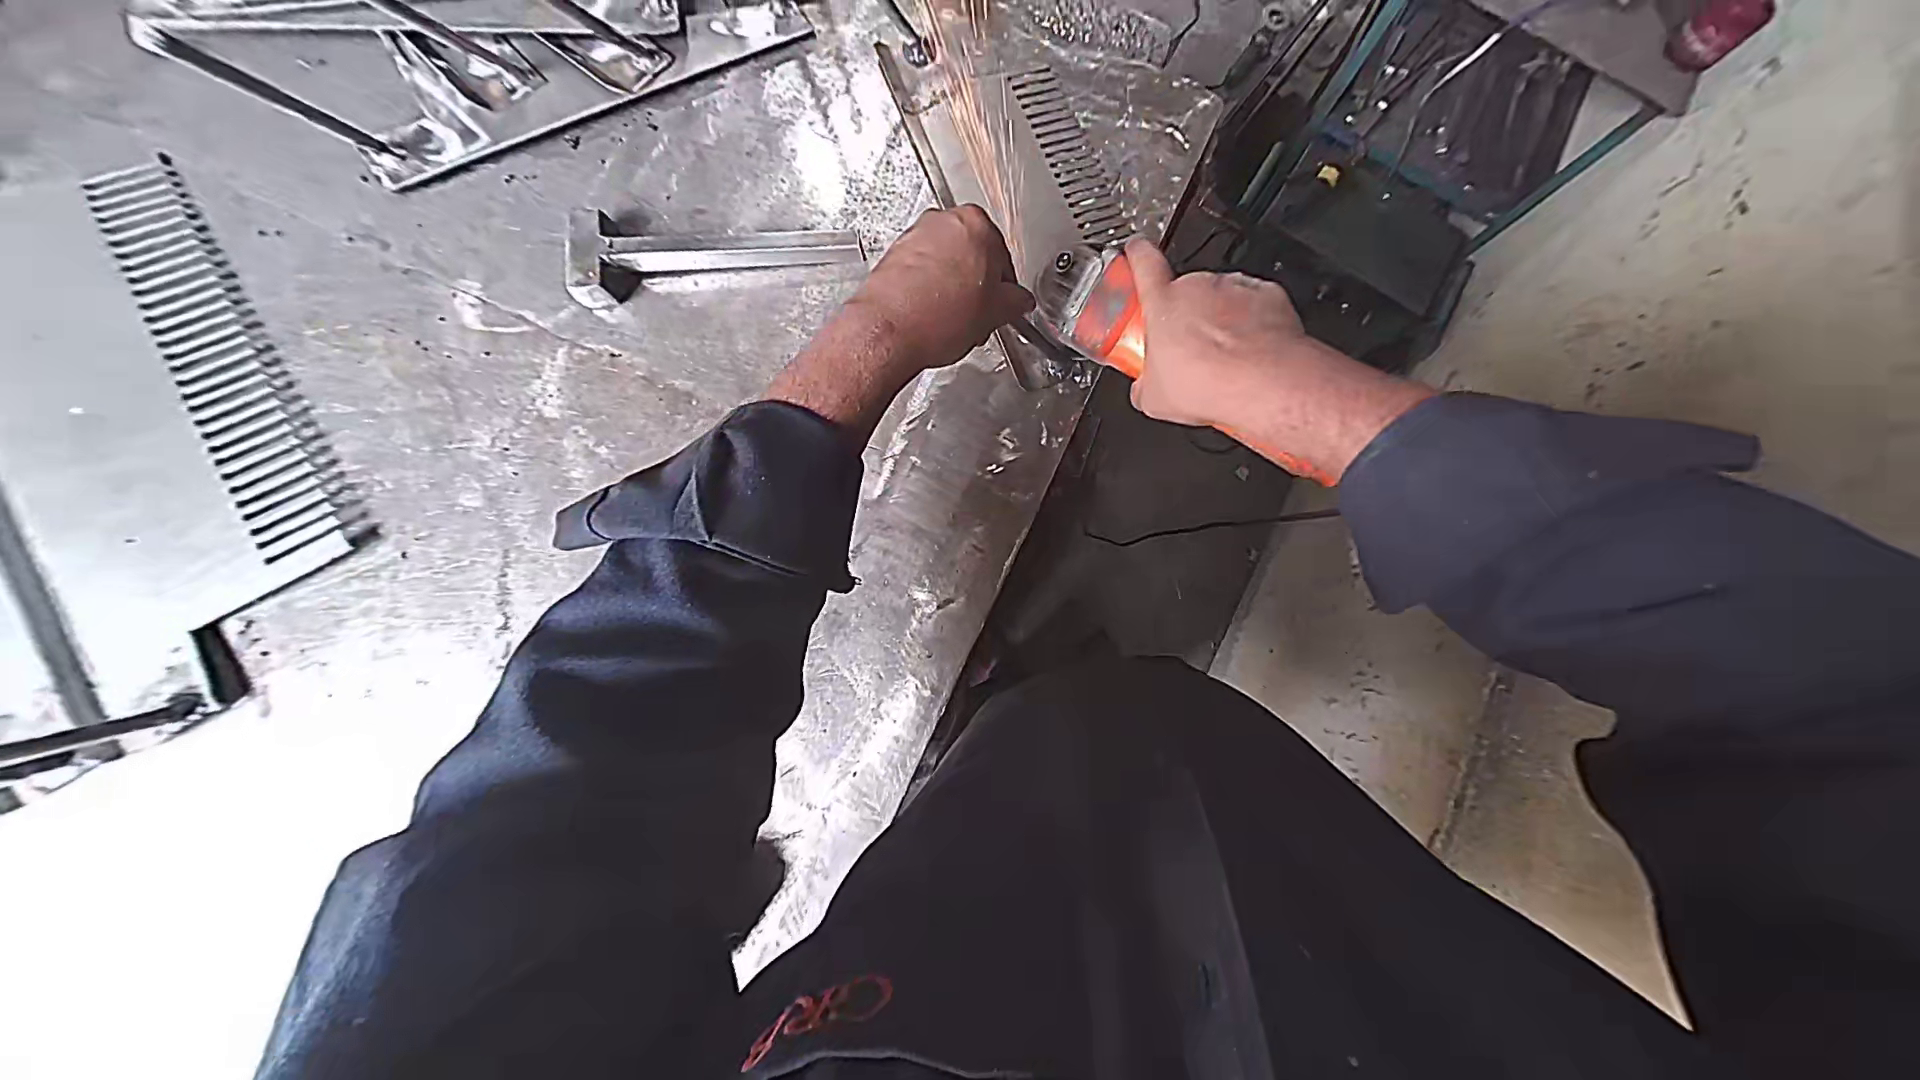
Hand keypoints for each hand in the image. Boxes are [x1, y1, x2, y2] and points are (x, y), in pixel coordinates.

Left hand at [766, 207, 1033, 438]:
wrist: (888, 332)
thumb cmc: (935, 317)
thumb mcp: (994, 314)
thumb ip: (1014, 302)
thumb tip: (1018, 301)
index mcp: (977, 224)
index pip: (1003, 257)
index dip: (1004, 288)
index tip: (1002, 304)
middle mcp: (943, 221)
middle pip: (973, 255)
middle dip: (978, 286)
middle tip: (979, 315)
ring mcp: (915, 236)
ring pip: (946, 262)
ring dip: (953, 289)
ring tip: (953, 320)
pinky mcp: (894, 255)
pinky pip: (922, 271)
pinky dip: (929, 290)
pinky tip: (932, 317)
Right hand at [1124, 237, 1434, 482]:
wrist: (1263, 384)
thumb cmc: (1210, 382)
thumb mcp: (1153, 397)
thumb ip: (1143, 382)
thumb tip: (1144, 389)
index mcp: (1163, 302)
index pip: (1143, 262)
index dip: (1136, 255)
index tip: (1135, 251)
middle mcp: (1198, 286)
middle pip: (1183, 293)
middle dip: (1182, 317)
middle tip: (1183, 350)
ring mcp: (1234, 288)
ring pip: (1218, 300)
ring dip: (1215, 322)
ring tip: (1218, 358)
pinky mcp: (1266, 296)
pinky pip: (1250, 305)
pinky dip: (1248, 324)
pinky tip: (1244, 353)